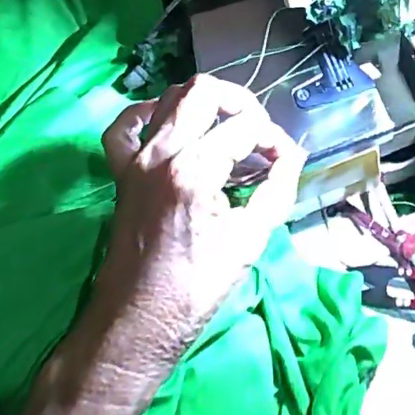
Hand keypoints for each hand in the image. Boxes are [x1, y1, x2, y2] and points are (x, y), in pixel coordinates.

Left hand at [94, 74, 305, 351]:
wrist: (135, 324)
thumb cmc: (194, 290)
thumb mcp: (249, 242)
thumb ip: (276, 190)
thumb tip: (292, 156)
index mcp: (193, 171)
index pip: (245, 127)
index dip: (273, 139)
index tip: (285, 161)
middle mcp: (160, 152)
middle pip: (203, 91)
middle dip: (240, 103)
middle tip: (257, 132)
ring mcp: (135, 158)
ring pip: (169, 97)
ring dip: (204, 104)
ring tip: (227, 130)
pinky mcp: (121, 170)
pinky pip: (126, 126)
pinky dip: (149, 115)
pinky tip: (171, 125)